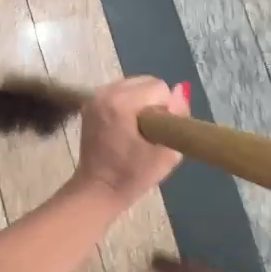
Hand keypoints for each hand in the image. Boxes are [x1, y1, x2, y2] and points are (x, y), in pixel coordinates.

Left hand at [73, 77, 189, 200]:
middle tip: (151, 131)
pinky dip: (128, 103)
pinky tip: (126, 126)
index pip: (159, 87)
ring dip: (141, 102)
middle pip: (145, 81)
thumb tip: (180, 90)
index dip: (167, 108)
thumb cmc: (131, 177)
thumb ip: (177, 119)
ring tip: (138, 129)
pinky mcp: (90, 104)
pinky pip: (119, 92)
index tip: (161, 131)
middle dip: (154, 102)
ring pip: (133, 85)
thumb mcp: (165, 154)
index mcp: (121, 103)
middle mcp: (105, 92)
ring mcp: (94, 97)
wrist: (97, 190)